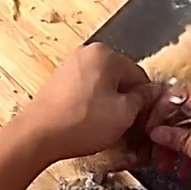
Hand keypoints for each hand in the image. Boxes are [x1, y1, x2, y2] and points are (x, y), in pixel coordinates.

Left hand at [12, 44, 158, 162]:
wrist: (38, 136)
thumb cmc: (81, 123)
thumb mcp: (124, 113)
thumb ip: (143, 99)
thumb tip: (152, 92)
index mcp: (106, 55)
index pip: (139, 76)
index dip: (145, 100)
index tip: (144, 118)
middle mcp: (87, 54)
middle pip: (120, 78)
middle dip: (125, 101)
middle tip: (125, 125)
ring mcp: (70, 66)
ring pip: (103, 86)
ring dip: (108, 105)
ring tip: (105, 127)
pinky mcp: (59, 82)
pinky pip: (86, 91)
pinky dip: (91, 105)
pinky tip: (89, 123)